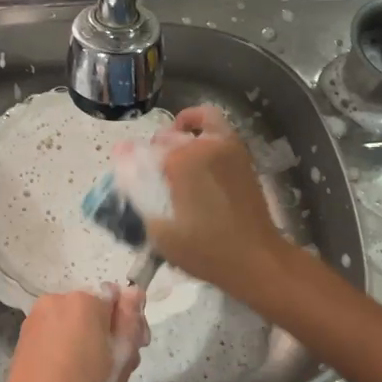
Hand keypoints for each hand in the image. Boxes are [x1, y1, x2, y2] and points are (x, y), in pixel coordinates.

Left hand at [0, 288, 148, 381]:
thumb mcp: (120, 363)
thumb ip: (129, 323)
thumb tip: (133, 292)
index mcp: (82, 302)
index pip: (119, 297)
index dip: (131, 324)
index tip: (136, 352)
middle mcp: (55, 301)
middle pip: (96, 310)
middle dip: (111, 336)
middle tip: (118, 375)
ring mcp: (36, 320)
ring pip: (77, 325)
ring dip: (92, 346)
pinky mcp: (24, 339)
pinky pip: (58, 336)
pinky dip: (70, 352)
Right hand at [134, 105, 300, 300]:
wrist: (257, 260)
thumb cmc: (206, 250)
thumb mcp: (160, 232)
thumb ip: (139, 197)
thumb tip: (126, 175)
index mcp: (181, 161)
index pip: (142, 150)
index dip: (128, 159)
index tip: (124, 171)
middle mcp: (203, 146)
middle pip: (166, 135)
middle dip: (152, 150)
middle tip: (150, 172)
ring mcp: (226, 147)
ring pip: (196, 122)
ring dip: (179, 133)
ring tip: (172, 154)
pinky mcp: (241, 156)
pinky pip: (216, 128)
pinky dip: (202, 129)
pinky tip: (194, 153)